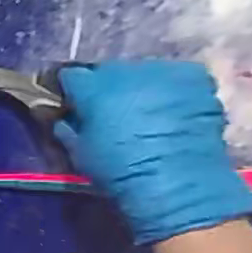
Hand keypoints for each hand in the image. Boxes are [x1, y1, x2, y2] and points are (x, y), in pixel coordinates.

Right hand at [53, 60, 251, 245]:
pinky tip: (166, 109)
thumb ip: (65, 125)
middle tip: (104, 110)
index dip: (67, 89)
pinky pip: (172, 77)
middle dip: (103, 87)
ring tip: (139, 111)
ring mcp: (164, 71)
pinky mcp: (195, 78)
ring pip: (140, 72)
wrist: (178, 182)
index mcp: (93, 88)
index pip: (70, 75)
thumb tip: (56, 114)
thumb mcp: (78, 151)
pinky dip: (166, 89)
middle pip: (107, 71)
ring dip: (135, 87)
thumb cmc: (118, 169)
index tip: (68, 103)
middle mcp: (127, 71)